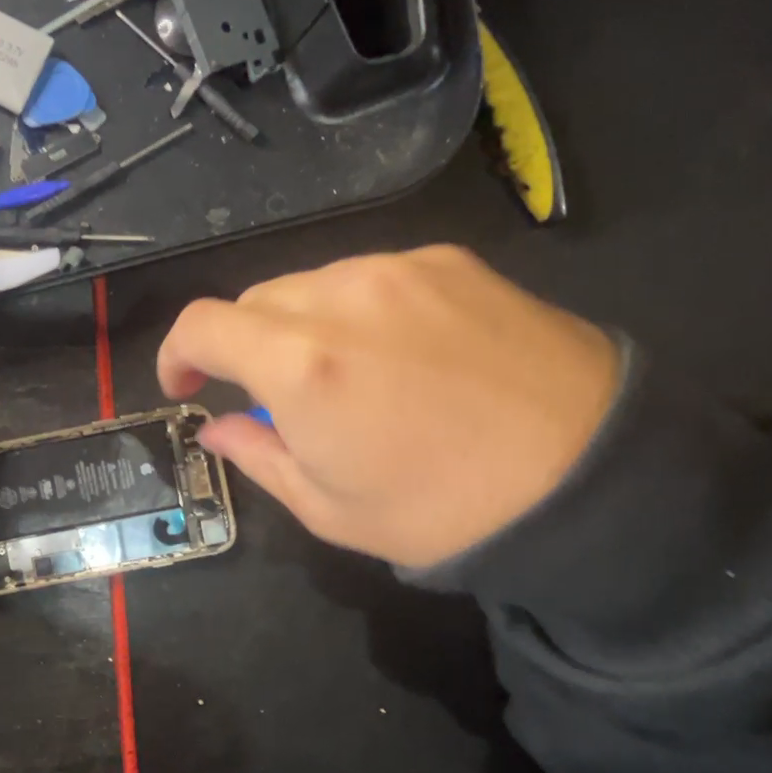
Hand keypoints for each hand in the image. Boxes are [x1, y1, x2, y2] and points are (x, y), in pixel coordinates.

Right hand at [158, 246, 620, 567]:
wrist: (595, 479)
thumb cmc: (442, 508)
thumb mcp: (326, 506)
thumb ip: (255, 454)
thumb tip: (219, 426)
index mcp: (300, 364)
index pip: (200, 324)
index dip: (176, 354)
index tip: (187, 388)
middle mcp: (341, 297)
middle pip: (252, 301)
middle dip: (239, 345)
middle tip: (269, 397)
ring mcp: (401, 272)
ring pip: (310, 284)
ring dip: (296, 325)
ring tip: (338, 376)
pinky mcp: (454, 264)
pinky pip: (371, 277)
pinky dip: (353, 310)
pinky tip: (393, 354)